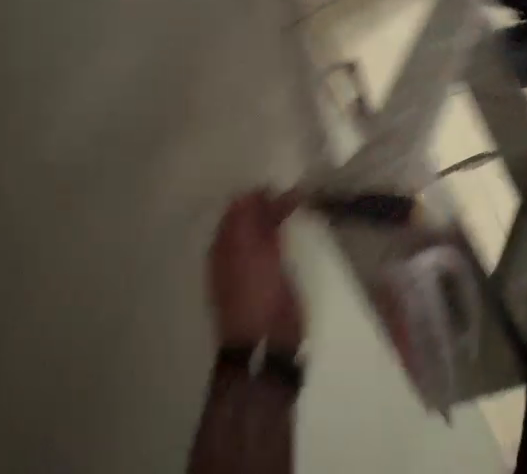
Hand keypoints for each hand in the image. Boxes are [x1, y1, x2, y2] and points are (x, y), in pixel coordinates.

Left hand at [207, 190, 302, 349]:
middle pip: (252, 217)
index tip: (280, 185)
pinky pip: (278, 243)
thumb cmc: (253, 294)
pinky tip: (300, 223)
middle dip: (270, 202)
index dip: (256, 195)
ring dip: (280, 214)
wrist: (267, 341)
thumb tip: (252, 192)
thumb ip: (248, 221)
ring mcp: (255, 264)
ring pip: (266, 228)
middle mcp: (236, 251)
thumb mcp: (247, 253)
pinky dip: (286, 230)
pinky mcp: (274, 275)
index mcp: (224, 246)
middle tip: (297, 193)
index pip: (237, 209)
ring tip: (302, 199)